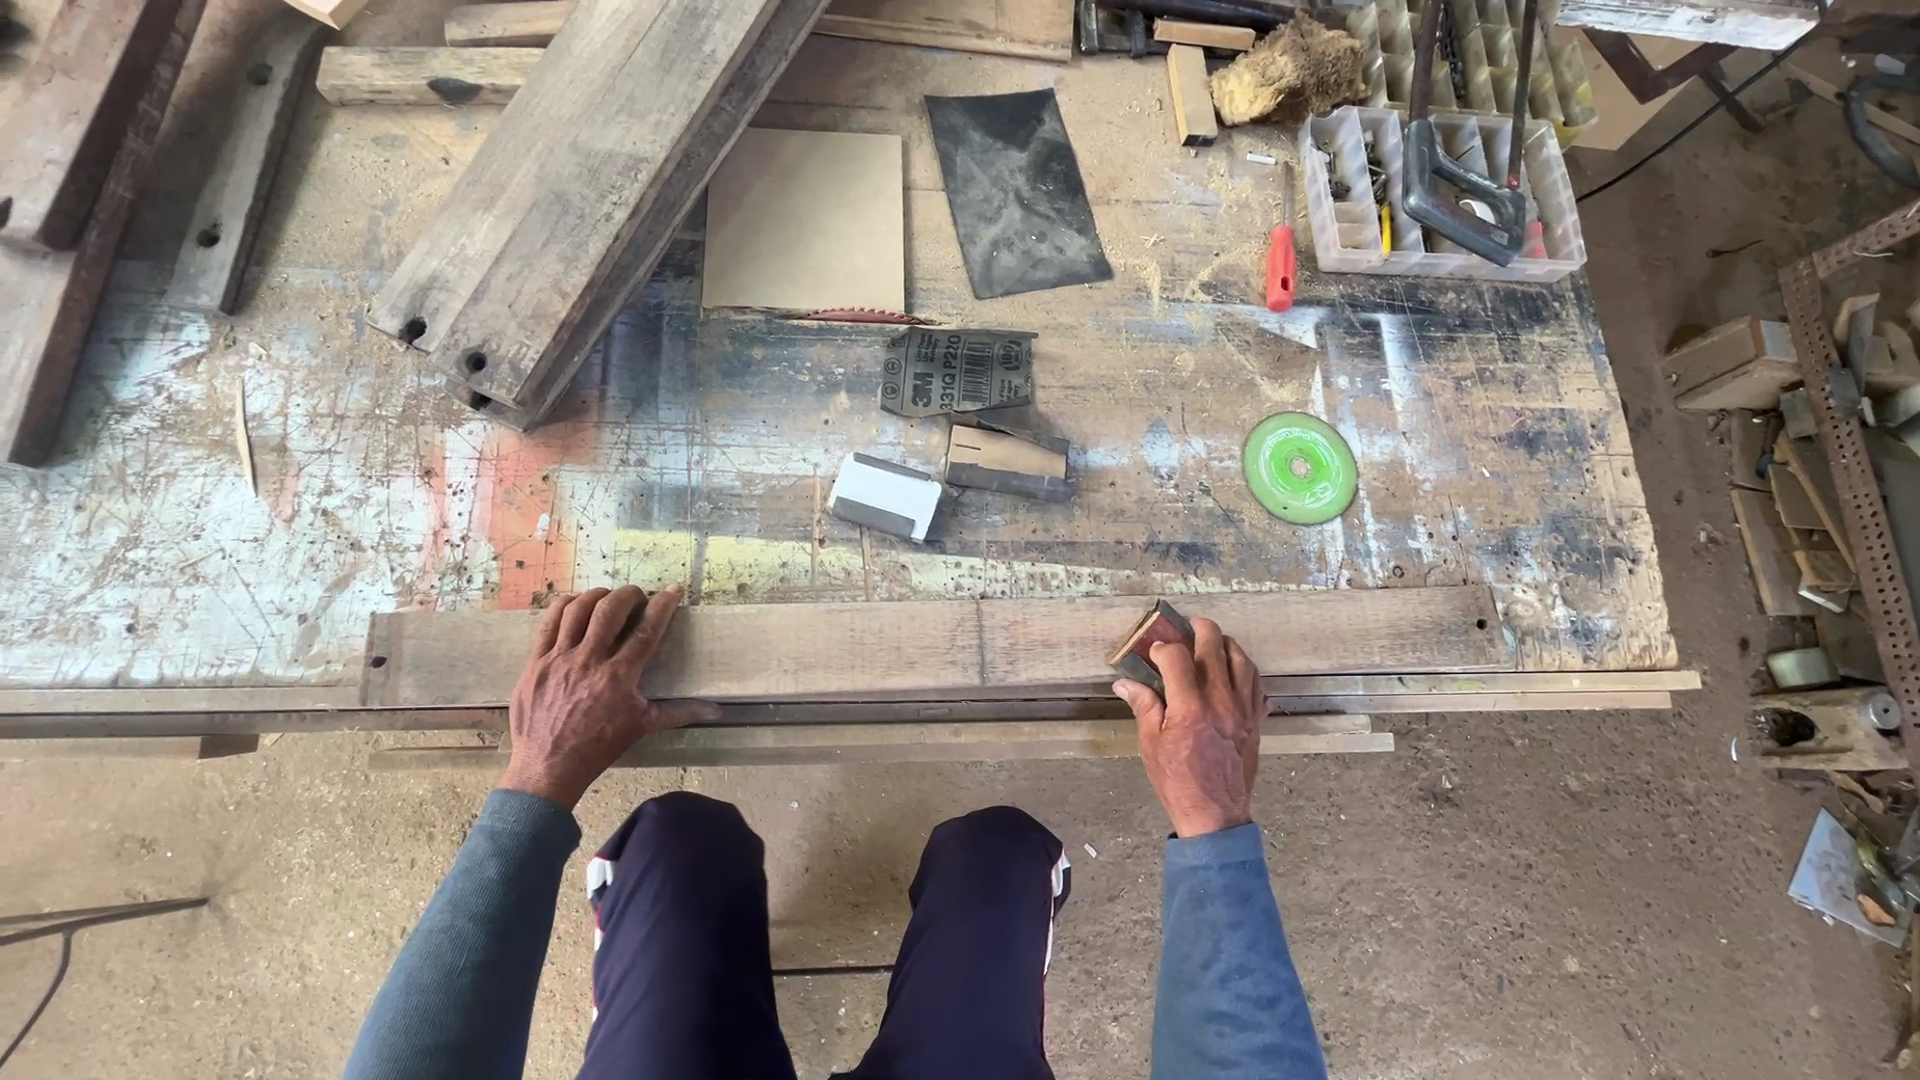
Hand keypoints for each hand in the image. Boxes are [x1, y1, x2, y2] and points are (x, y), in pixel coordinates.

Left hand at [499, 585, 717, 809]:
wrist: (547, 767)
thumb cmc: (599, 746)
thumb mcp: (642, 726)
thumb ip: (680, 712)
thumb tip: (717, 711)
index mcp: (618, 678)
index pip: (646, 631)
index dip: (662, 606)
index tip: (672, 591)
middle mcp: (588, 663)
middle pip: (610, 610)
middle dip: (629, 595)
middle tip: (638, 596)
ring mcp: (558, 660)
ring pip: (577, 610)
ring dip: (597, 596)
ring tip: (608, 599)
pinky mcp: (535, 663)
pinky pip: (549, 622)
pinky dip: (566, 606)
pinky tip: (577, 606)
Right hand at [1114, 618, 1265, 838]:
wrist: (1216, 814)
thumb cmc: (1178, 781)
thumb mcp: (1150, 744)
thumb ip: (1143, 706)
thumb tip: (1125, 682)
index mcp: (1190, 706)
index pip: (1177, 657)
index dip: (1163, 649)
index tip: (1154, 654)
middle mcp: (1220, 701)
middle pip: (1215, 645)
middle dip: (1198, 630)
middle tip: (1188, 628)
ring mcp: (1243, 710)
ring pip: (1242, 659)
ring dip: (1225, 646)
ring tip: (1212, 644)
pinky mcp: (1256, 721)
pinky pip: (1257, 684)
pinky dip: (1245, 670)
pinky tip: (1233, 673)